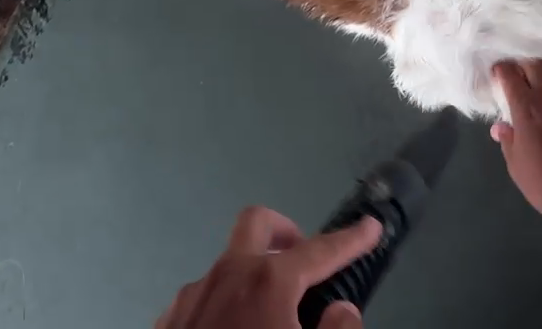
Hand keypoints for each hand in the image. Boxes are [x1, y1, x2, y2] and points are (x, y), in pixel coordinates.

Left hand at [154, 206, 381, 328]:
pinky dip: (225, 302)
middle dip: (285, 230)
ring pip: (228, 263)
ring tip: (268, 312)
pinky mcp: (169, 320)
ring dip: (252, 272)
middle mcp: (229, 274)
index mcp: (269, 281)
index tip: (372, 226)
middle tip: (302, 254)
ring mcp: (194, 294)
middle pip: (258, 222)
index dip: (352, 239)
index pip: (322, 249)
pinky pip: (204, 295)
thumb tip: (341, 310)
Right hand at [491, 60, 541, 222]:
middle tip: (519, 76)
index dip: (500, 70)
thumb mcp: (516, 164)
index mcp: (525, 106)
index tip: (497, 76)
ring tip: (541, 82)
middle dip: (523, 65)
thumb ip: (507, 139)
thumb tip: (500, 126)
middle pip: (534, 63)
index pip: (509, 72)